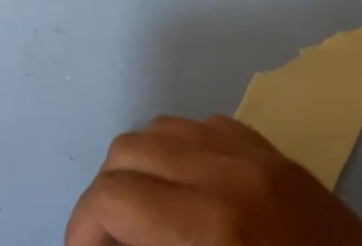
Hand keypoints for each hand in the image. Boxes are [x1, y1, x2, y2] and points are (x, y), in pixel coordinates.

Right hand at [65, 115, 361, 245]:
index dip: (83, 228)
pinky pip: (206, 126)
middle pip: (127, 152)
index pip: (111, 197)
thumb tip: (108, 242)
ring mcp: (256, 157)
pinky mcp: (278, 155)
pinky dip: (182, 150)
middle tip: (113, 240)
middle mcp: (226, 175)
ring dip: (140, 167)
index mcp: (210, 228)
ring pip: (161, 129)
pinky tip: (189, 189)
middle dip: (107, 195)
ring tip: (146, 212)